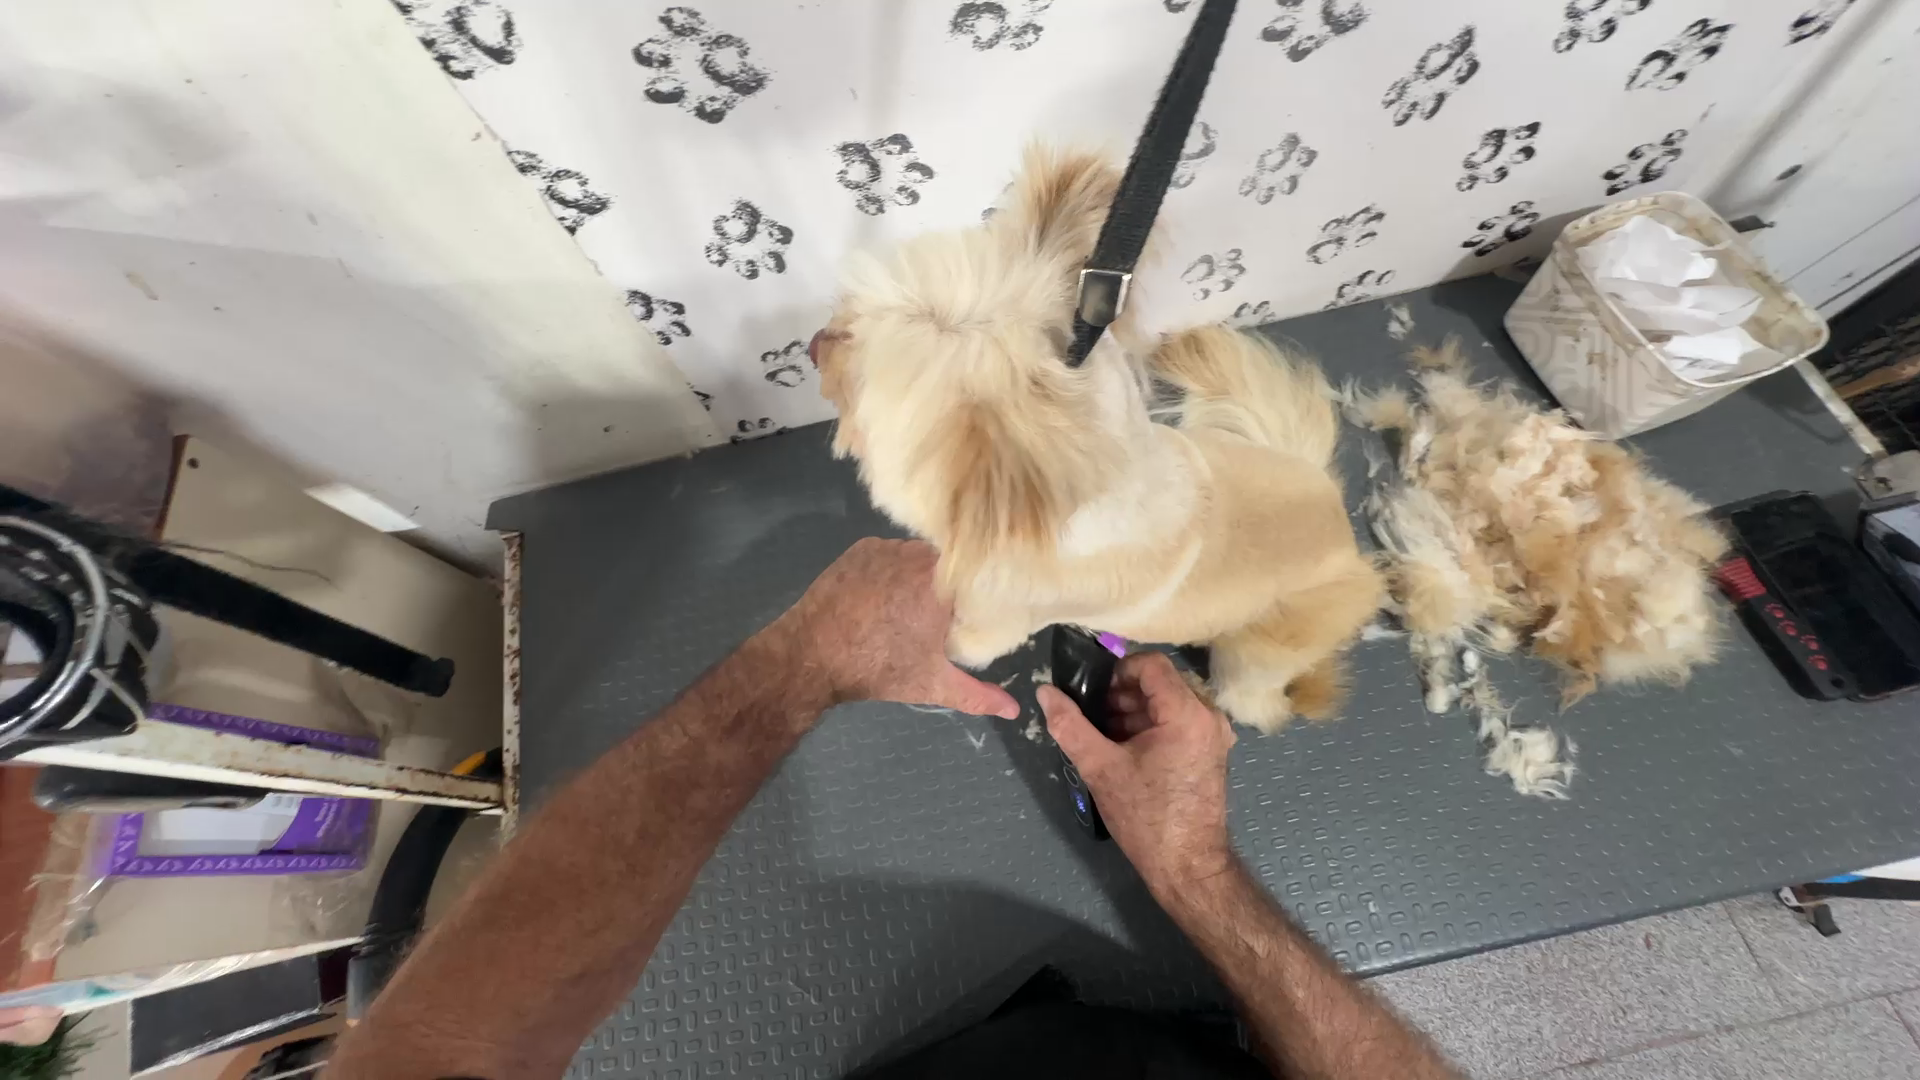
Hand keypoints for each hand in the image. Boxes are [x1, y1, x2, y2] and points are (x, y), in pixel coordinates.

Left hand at [771, 538, 1020, 718]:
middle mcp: (917, 555)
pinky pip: (891, 552)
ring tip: (915, 604)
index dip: (979, 593)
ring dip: (921, 575)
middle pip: (949, 564)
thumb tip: (1013, 710)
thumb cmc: (877, 668)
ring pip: (919, 555)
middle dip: (949, 585)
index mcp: (942, 583)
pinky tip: (888, 594)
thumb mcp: (932, 684)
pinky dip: (893, 568)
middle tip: (945, 612)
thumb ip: (977, 695)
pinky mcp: (861, 548)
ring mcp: (886, 547)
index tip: (976, 612)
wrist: (810, 655)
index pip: (977, 577)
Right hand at [1037, 652, 1235, 889]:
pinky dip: (1149, 725)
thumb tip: (1045, 691)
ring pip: (1167, 700)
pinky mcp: (1209, 751)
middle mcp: (1209, 717)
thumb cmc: (1146, 816)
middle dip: (1122, 693)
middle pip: (1160, 681)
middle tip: (1093, 715)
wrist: (1187, 867)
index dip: (1117, 670)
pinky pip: (1177, 720)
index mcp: (1187, 714)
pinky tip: (1124, 748)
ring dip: (1133, 709)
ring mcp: (1213, 735)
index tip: (1093, 693)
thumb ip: (1069, 724)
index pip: (1151, 664)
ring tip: (1104, 734)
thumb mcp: (1099, 767)